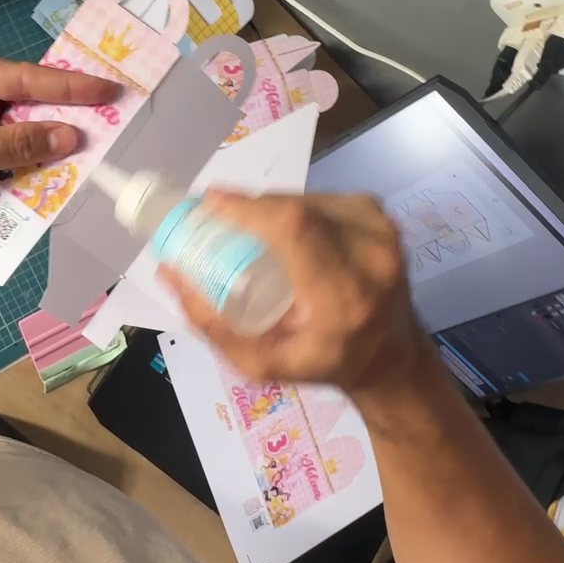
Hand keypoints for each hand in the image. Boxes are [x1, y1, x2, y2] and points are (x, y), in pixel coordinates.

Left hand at [0, 49, 118, 241]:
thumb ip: (18, 144)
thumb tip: (70, 136)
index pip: (23, 77)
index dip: (69, 86)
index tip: (109, 88)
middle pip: (23, 97)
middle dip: (60, 112)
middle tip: (107, 118)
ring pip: (16, 123)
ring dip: (42, 139)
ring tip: (86, 146)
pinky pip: (2, 143)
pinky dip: (22, 156)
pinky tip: (48, 167)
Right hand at [160, 191, 436, 397]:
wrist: (393, 358)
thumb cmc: (324, 363)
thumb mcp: (260, 363)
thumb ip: (213, 324)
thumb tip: (169, 272)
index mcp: (344, 296)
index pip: (294, 229)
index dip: (249, 208)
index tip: (210, 203)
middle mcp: (371, 257)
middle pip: (296, 209)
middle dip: (251, 207)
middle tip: (221, 220)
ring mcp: (382, 231)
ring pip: (307, 199)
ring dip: (273, 209)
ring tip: (256, 234)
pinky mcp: (382, 217)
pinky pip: (323, 199)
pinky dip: (296, 208)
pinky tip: (288, 232)